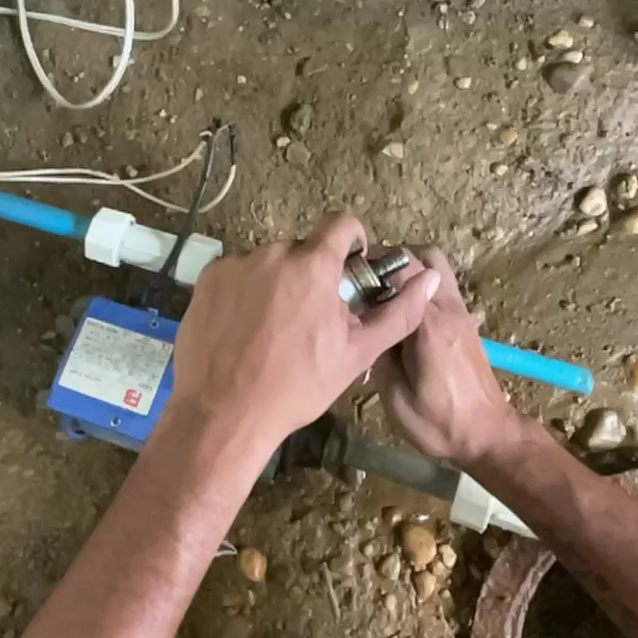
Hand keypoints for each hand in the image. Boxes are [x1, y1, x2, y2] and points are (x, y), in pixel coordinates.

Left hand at [171, 212, 440, 452]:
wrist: (223, 414)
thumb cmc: (297, 386)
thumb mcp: (356, 353)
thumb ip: (398, 312)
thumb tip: (430, 279)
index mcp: (313, 264)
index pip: (342, 223)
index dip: (354, 240)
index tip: (352, 267)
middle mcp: (272, 252)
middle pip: (304, 249)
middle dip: (314, 273)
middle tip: (312, 317)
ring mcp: (235, 264)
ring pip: (269, 263)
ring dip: (279, 283)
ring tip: (275, 329)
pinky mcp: (207, 279)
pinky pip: (237, 274)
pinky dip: (245, 292)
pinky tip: (244, 330)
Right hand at [376, 248, 522, 465]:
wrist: (489, 436)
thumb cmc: (439, 423)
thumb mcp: (395, 397)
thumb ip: (380, 352)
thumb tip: (369, 325)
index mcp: (429, 324)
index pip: (402, 267)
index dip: (372, 267)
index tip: (351, 282)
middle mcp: (448, 308)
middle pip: (422, 256)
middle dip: (392, 261)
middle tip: (368, 285)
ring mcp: (462, 312)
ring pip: (437, 266)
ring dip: (410, 271)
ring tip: (386, 296)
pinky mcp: (467, 322)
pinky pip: (442, 287)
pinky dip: (422, 287)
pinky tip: (405, 315)